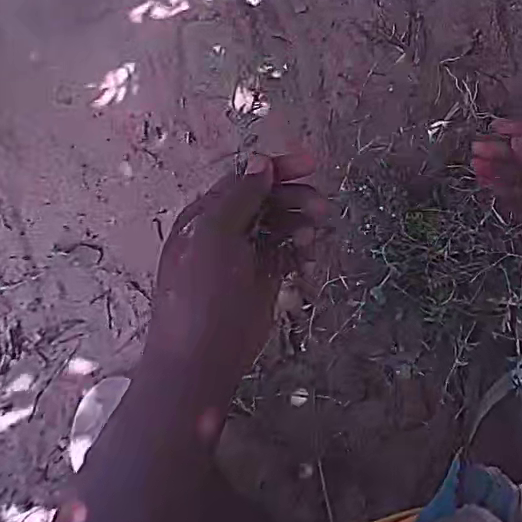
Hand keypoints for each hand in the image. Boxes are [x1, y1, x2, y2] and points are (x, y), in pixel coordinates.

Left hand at [147, 151, 328, 384]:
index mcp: (207, 214)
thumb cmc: (201, 293)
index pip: (245, 180)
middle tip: (320, 206)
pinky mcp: (263, 280)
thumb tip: (260, 163)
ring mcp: (246, 255)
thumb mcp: (215, 234)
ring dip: (299, 222)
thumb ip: (238, 197)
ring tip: (313, 232)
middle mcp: (227, 230)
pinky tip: (309, 254)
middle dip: (294, 197)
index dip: (276, 169)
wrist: (200, 359)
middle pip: (266, 200)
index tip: (310, 165)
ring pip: (279, 225)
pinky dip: (300, 248)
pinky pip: (286, 252)